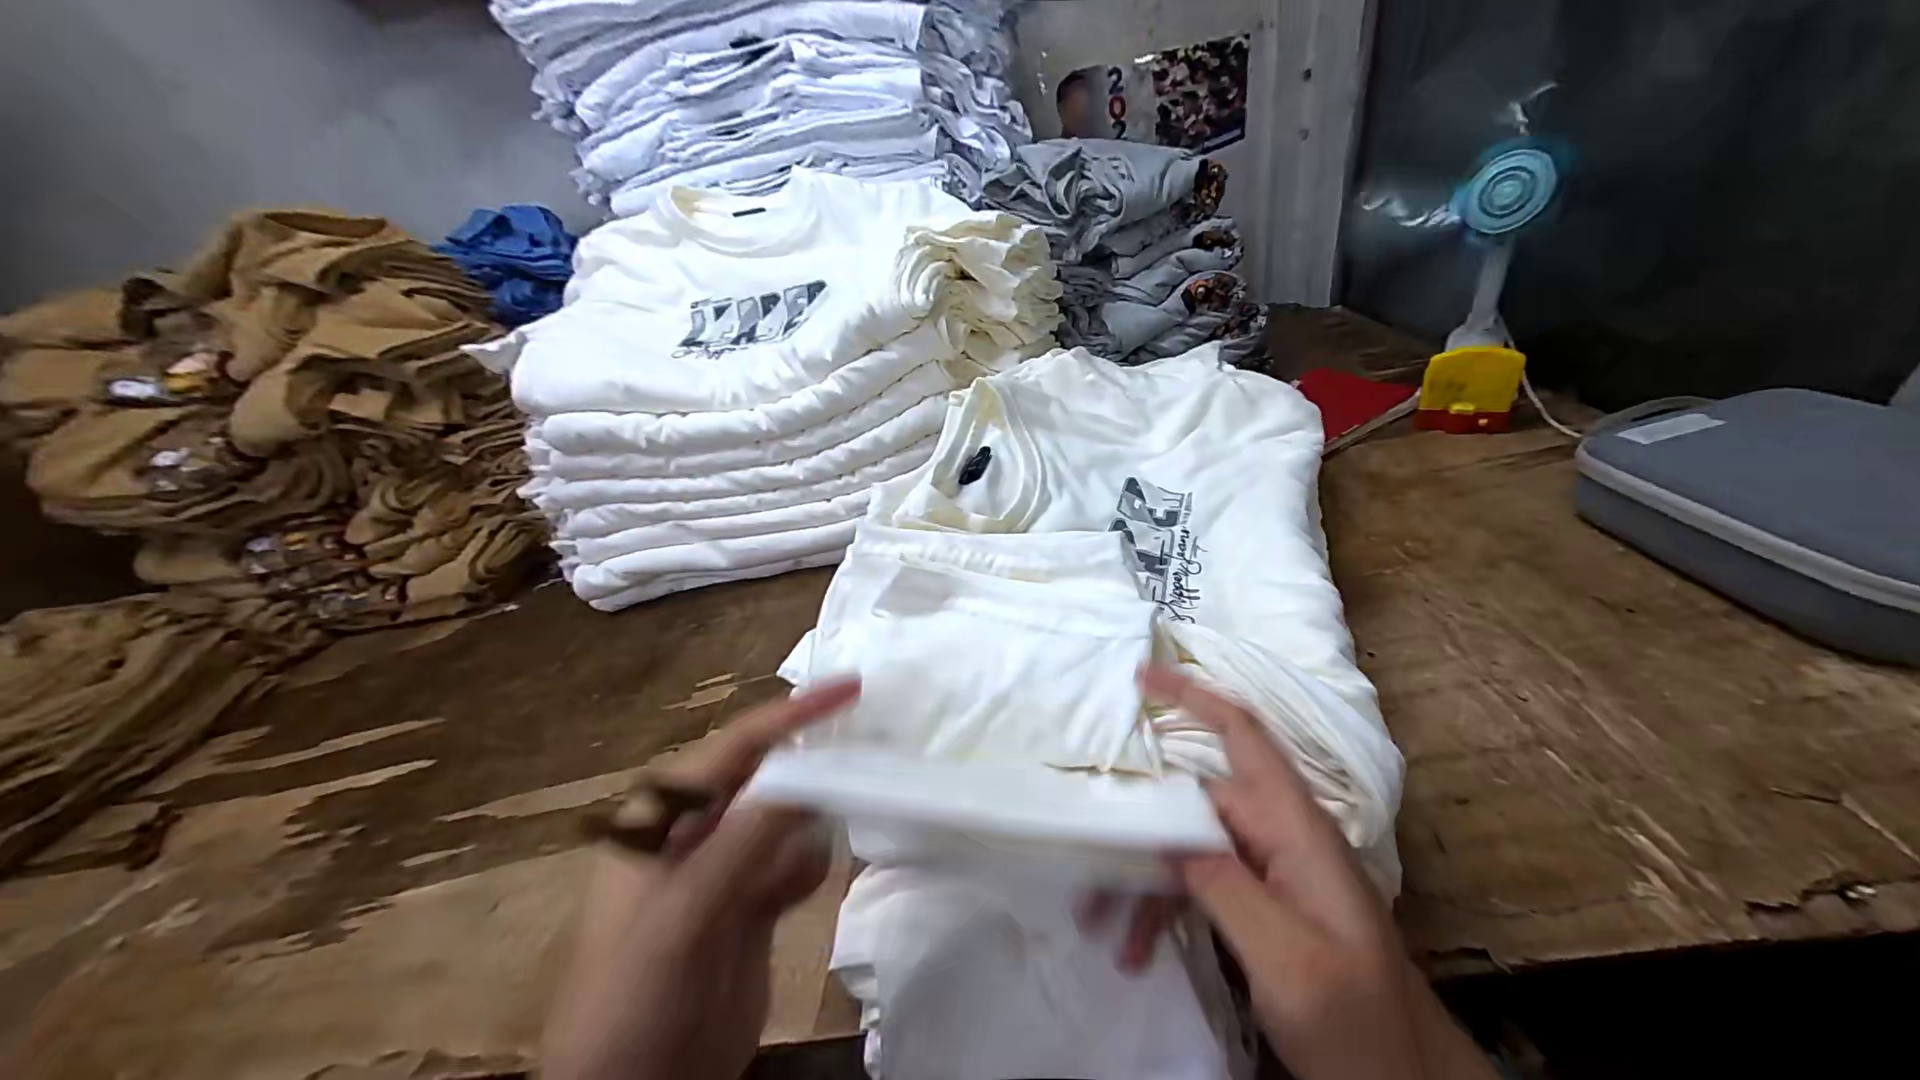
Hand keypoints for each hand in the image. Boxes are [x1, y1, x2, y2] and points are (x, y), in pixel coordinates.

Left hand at [541, 679, 858, 1079]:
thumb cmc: (634, 999)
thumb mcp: (685, 916)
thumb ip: (744, 842)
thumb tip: (806, 772)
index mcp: (664, 815)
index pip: (736, 746)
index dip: (793, 713)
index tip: (851, 687)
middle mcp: (697, 829)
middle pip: (768, 773)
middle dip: (814, 759)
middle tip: (867, 746)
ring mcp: (726, 867)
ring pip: (789, 816)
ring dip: (816, 814)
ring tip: (836, 820)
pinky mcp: (751, 902)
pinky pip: (795, 863)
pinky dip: (809, 865)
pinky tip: (799, 893)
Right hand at [1142, 665, 1496, 1079]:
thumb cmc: (1360, 1022)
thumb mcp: (1289, 960)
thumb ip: (1226, 886)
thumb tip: (1166, 833)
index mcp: (1295, 830)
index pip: (1243, 738)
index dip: (1194, 697)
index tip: (1142, 675)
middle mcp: (1278, 837)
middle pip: (1191, 804)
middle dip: (1136, 832)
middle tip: (1088, 869)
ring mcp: (1266, 871)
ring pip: (1184, 849)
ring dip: (1141, 886)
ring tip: (1105, 929)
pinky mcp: (1256, 903)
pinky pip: (1194, 886)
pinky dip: (1161, 911)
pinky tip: (1138, 950)